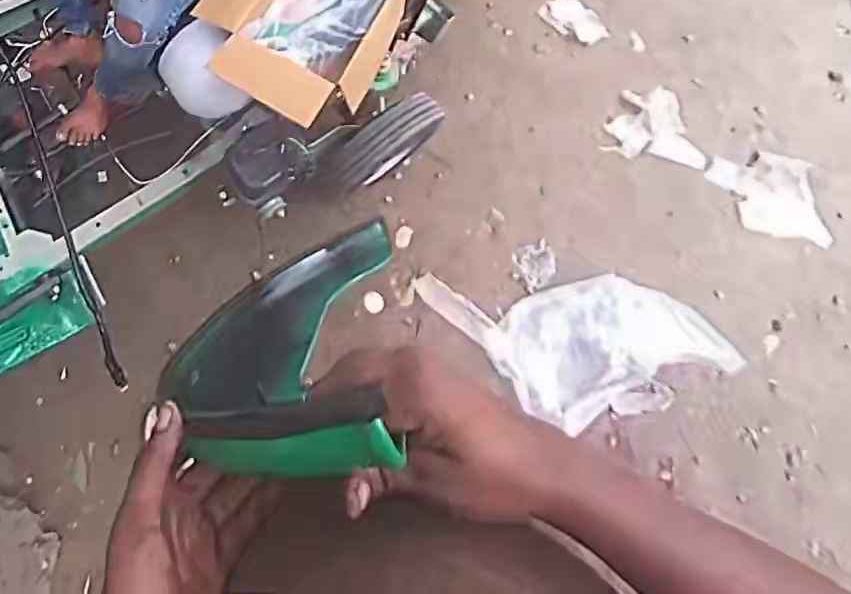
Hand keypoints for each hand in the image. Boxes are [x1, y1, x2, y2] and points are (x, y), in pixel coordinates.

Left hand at [105, 402, 282, 593]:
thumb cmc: (131, 589)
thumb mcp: (136, 517)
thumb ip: (153, 464)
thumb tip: (165, 413)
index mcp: (154, 498)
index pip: (185, 451)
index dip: (208, 428)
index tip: (232, 404)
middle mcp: (178, 515)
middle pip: (215, 472)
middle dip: (240, 448)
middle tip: (266, 423)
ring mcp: (200, 541)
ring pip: (234, 497)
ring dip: (257, 474)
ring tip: (280, 447)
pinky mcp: (217, 567)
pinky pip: (243, 528)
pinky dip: (262, 508)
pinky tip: (278, 490)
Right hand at [318, 345, 577, 524]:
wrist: (545, 462)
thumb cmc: (495, 477)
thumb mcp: (436, 484)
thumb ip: (384, 477)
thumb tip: (347, 495)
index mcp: (411, 384)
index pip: (349, 401)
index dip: (326, 426)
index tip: (306, 446)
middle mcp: (409, 358)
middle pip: (349, 371)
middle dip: (328, 401)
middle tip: (313, 436)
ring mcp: (419, 355)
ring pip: (361, 364)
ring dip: (343, 391)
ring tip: (332, 427)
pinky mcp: (427, 362)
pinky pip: (379, 364)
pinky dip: (362, 384)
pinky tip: (360, 413)